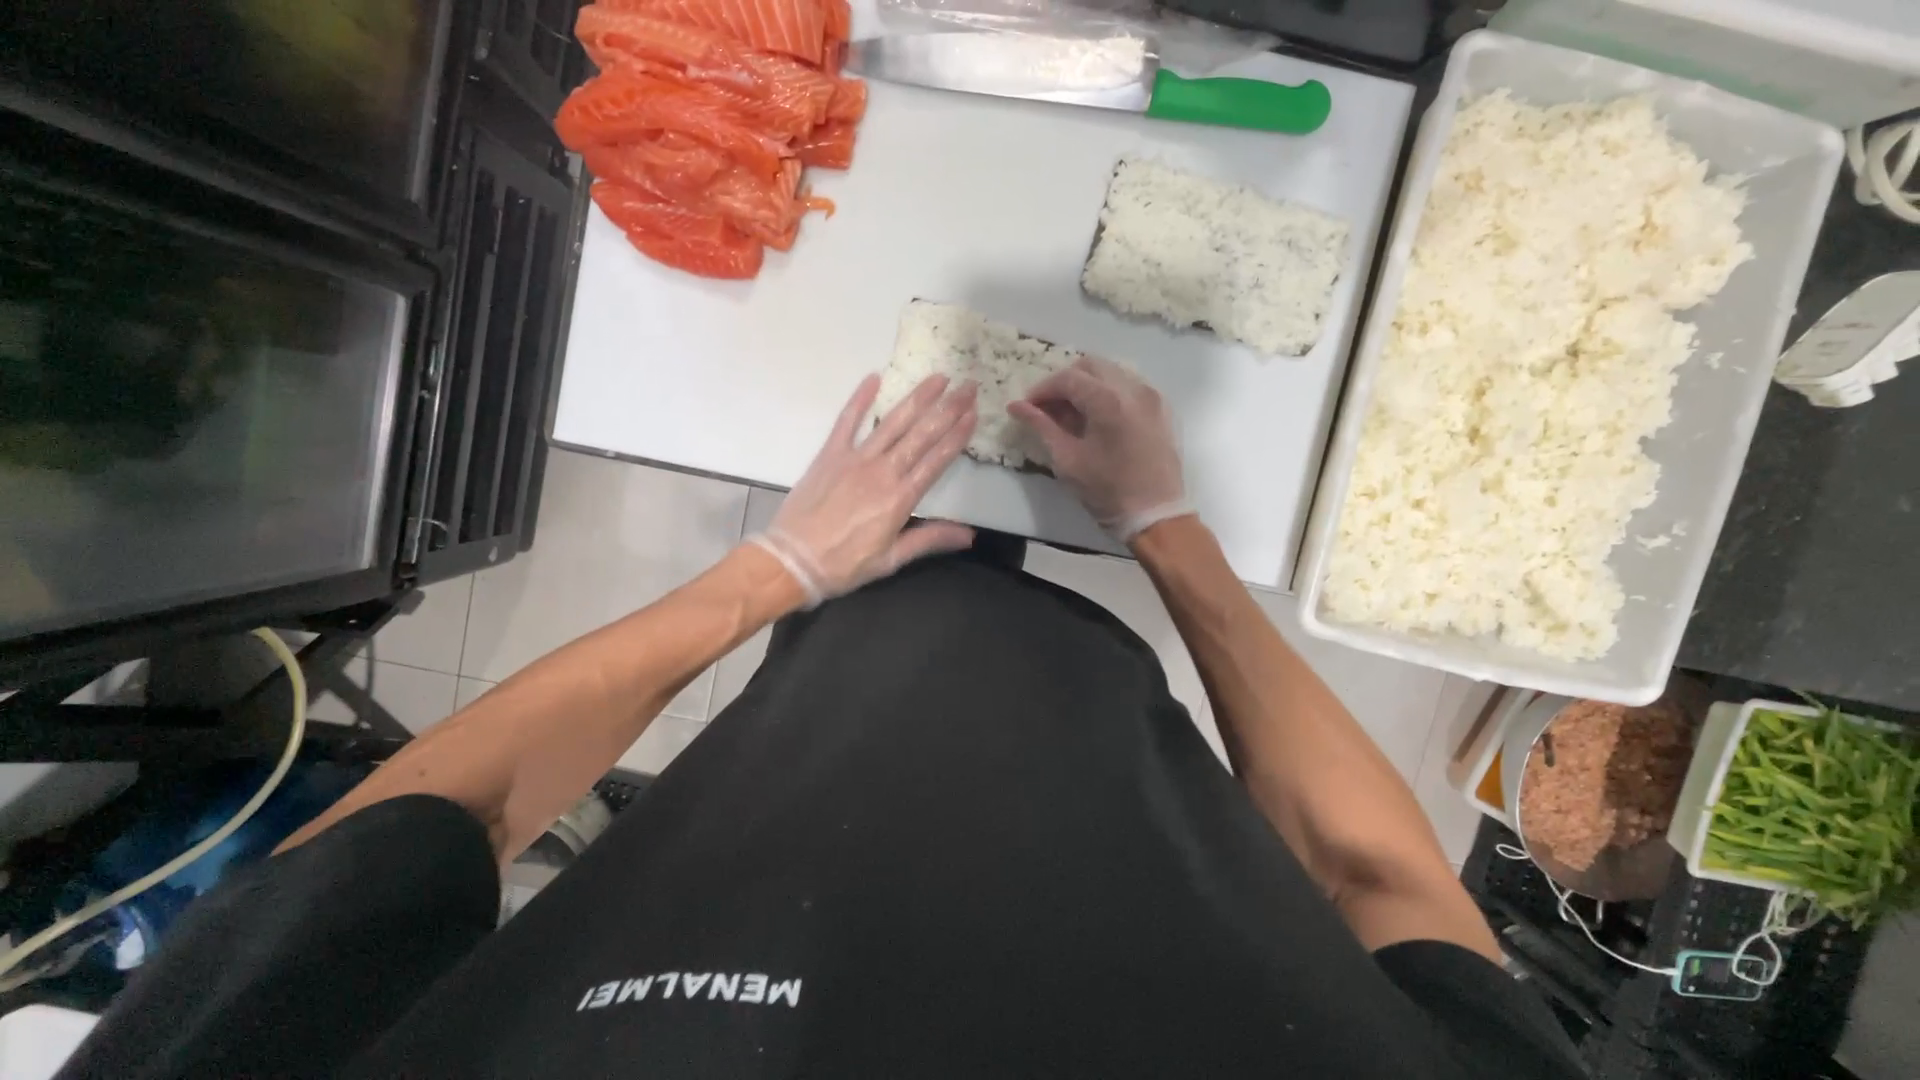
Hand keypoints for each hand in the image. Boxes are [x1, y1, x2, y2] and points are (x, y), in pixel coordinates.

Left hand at [749, 373, 977, 605]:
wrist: (792, 561)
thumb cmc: (844, 565)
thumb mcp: (891, 559)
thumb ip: (930, 540)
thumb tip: (970, 534)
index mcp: (900, 499)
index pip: (936, 460)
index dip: (957, 436)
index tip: (974, 414)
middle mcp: (882, 472)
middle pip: (921, 435)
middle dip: (947, 409)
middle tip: (968, 386)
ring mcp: (855, 460)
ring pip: (892, 422)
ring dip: (916, 398)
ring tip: (938, 378)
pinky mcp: (829, 455)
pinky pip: (846, 421)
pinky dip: (860, 399)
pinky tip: (874, 378)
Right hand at [1008, 355, 1192, 543]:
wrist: (1157, 516)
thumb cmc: (1107, 491)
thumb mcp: (1067, 460)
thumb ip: (1041, 426)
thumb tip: (1016, 406)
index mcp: (1108, 401)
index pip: (1068, 378)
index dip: (1042, 389)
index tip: (1028, 407)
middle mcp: (1134, 389)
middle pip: (1091, 366)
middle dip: (1066, 382)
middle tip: (1049, 407)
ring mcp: (1153, 397)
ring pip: (1113, 372)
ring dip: (1089, 385)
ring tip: (1074, 413)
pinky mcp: (1163, 410)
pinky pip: (1132, 387)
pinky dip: (1111, 393)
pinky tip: (1100, 418)